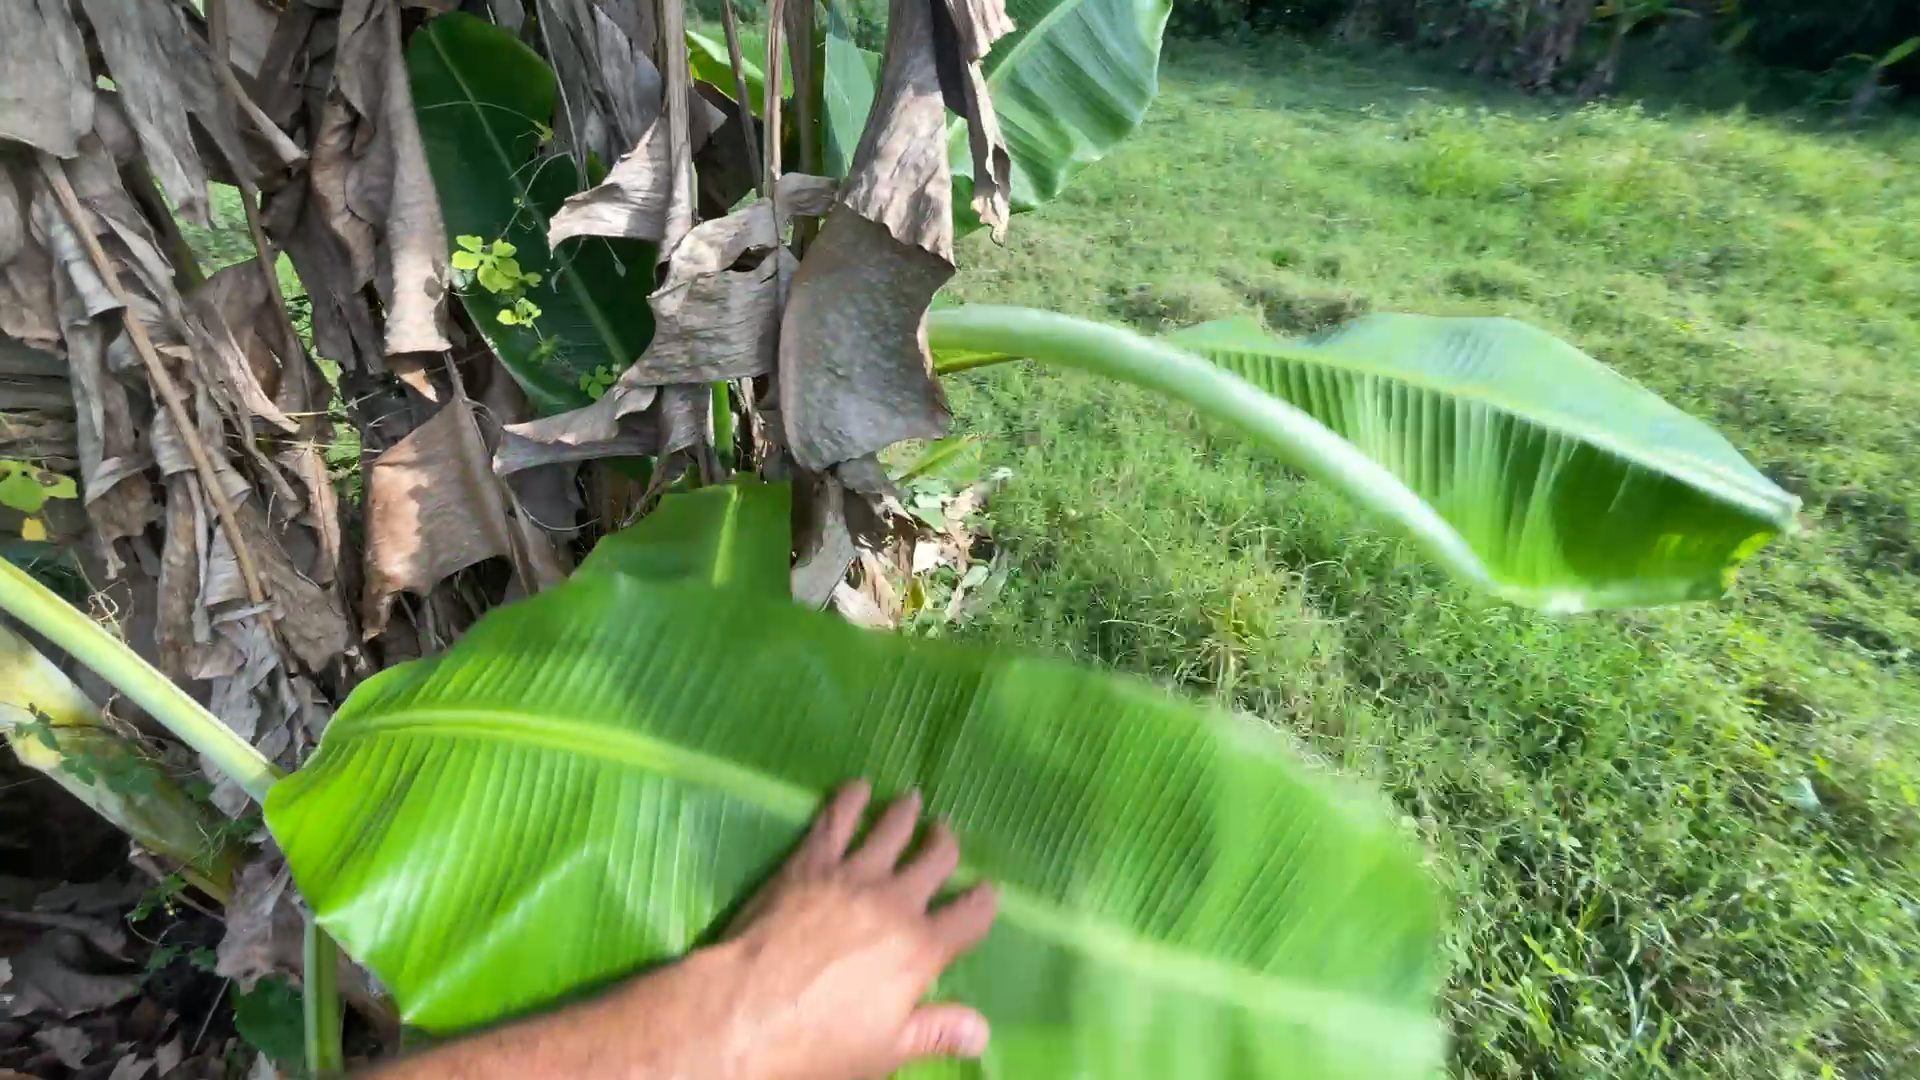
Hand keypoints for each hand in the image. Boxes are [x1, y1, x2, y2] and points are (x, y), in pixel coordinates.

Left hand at [714, 780, 998, 1079]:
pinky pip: (837, 818)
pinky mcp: (813, 860)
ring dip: (905, 812)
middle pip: (936, 857)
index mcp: (920, 948)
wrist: (743, 1013)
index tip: (985, 891)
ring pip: (893, 827)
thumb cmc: (816, 1044)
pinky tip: (857, 787)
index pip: (970, 915)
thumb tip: (983, 1029)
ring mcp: (854, 874)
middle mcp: (896, 900)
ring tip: (910, 801)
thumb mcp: (884, 1052)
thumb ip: (935, 1032)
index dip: (983, 901)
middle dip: (945, 843)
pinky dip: (851, 798)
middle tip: (942, 834)